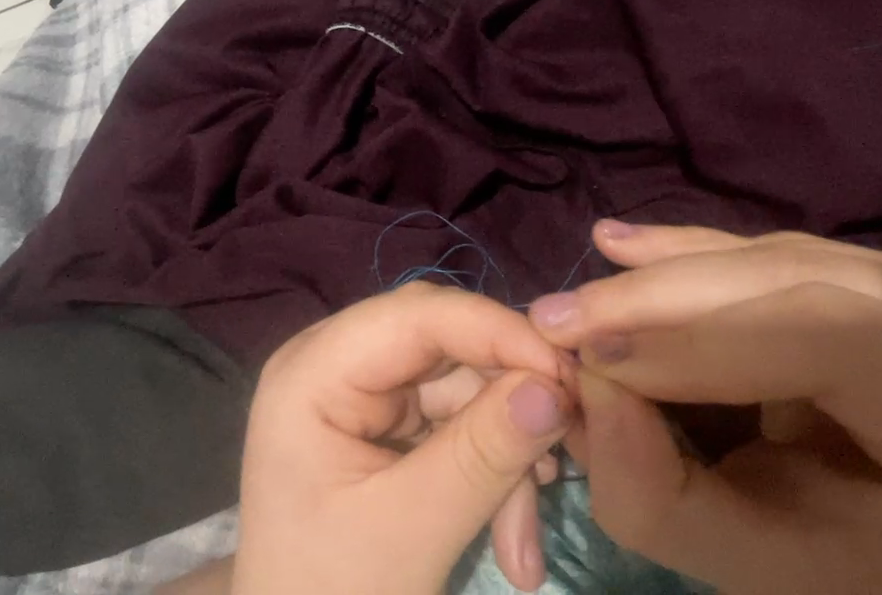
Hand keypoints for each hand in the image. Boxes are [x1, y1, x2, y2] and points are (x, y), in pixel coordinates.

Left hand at [232, 283, 574, 594]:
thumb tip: (555, 388)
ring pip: (463, 389)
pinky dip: (491, 472)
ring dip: (504, 460)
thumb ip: (483, 454)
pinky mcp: (386, 422)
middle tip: (562, 459)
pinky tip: (511, 536)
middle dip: (503, 408)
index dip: (496, 331)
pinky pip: (457, 422)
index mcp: (313, 371)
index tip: (568, 376)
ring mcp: (361, 390)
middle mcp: (334, 361)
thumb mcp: (410, 530)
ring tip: (521, 547)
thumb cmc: (331, 591)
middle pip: (445, 346)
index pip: (415, 314)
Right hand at [526, 223, 881, 594]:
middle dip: (660, 298)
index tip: (592, 359)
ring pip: (773, 255)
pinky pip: (771, 252)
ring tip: (578, 301)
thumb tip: (586, 394)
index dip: (707, 339)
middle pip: (796, 278)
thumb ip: (674, 503)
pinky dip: (689, 254)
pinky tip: (624, 246)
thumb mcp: (785, 579)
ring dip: (664, 273)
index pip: (842, 342)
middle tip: (554, 322)